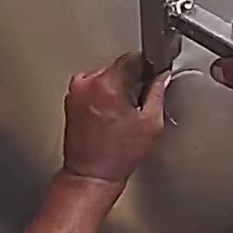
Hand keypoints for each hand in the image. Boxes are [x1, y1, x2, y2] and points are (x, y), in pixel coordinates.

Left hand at [62, 54, 169, 183]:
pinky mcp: (70, 100)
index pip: (131, 58)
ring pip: (104, 77)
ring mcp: (76, 92)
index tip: (152, 75)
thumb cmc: (117, 155)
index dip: (146, 67)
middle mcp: (87, 83)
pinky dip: (102, 96)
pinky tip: (109, 116)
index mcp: (107, 84)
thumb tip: (161, 77)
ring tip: (121, 113)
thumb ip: (157, 93)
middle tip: (137, 103)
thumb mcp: (150, 123)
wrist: (92, 174)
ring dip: (115, 88)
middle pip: (117, 67)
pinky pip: (92, 88)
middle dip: (130, 81)